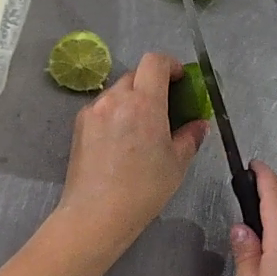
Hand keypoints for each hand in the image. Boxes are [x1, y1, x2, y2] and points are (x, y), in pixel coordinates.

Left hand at [55, 52, 208, 248]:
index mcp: (144, 102)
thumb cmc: (143, 190)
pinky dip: (113, 114)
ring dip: (131, 100)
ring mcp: (93, 111)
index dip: (170, 65)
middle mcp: (115, 99)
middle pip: (135, 75)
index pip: (155, 62)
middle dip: (151, 84)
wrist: (96, 214)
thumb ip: (189, 137)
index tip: (180, 79)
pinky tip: (119, 141)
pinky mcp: (78, 126)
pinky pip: (101, 109)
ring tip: (140, 127)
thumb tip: (198, 125)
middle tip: (163, 107)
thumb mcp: (176, 164)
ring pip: (116, 92)